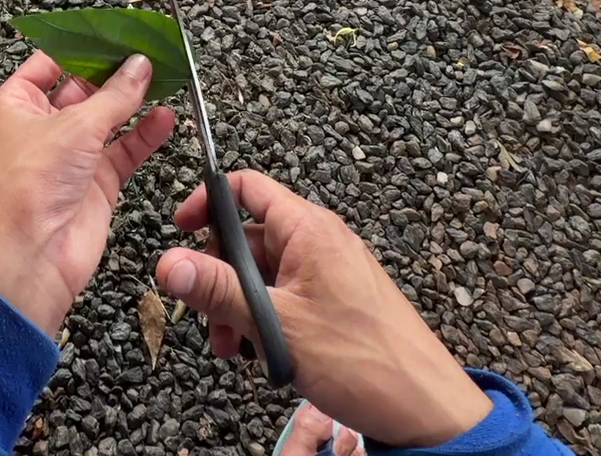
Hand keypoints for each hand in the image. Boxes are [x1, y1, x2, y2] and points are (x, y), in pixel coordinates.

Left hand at [0, 51, 176, 333]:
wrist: (30, 259)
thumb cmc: (26, 189)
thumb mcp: (74, 127)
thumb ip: (114, 96)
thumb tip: (139, 65)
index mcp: (16, 104)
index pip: (49, 62)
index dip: (80, 46)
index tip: (112, 32)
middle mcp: (41, 126)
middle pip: (82, 87)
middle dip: (113, 71)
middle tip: (146, 50)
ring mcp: (70, 155)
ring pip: (107, 118)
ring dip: (133, 100)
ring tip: (163, 75)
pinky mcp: (95, 182)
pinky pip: (124, 150)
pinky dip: (144, 134)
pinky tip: (165, 117)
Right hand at [155, 171, 492, 447]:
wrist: (431, 414)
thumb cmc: (365, 362)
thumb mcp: (278, 324)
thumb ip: (219, 291)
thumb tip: (169, 263)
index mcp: (307, 228)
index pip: (245, 187)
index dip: (207, 201)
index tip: (181, 229)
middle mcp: (317, 239)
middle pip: (247, 236)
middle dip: (219, 275)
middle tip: (209, 314)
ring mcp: (327, 269)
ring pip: (263, 271)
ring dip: (239, 304)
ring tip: (235, 346)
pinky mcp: (334, 298)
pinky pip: (284, 293)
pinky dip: (265, 316)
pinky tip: (263, 352)